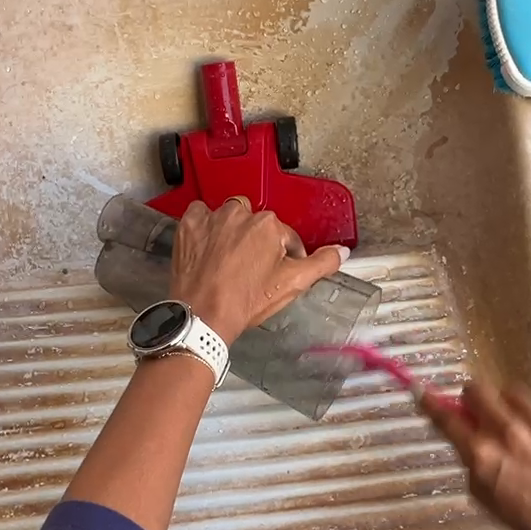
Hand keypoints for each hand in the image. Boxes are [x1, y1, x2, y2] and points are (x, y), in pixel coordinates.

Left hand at [170, 198, 346, 342]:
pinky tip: (208, 249)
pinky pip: (200, 215)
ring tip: (228, 259)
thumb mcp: (292, 284)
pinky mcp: (189, 225)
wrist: (203, 315)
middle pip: (256, 223)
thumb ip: (321, 263)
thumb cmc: (243, 301)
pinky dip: (204, 228)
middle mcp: (240, 214)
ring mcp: (212, 218)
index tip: (276, 270)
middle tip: (251, 267)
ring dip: (231, 231)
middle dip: (257, 241)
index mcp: (269, 226)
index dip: (285, 255)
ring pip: (229, 217)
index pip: (285, 235)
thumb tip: (341, 251)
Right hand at [423, 381, 530, 529]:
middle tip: (482, 412)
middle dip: (474, 399)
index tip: (422, 393)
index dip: (431, 404)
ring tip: (523, 426)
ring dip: (509, 405)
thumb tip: (467, 439)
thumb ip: (475, 466)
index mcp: (485, 457)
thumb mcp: (492, 503)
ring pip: (511, 391)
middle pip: (477, 390)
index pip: (447, 419)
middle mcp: (510, 432)